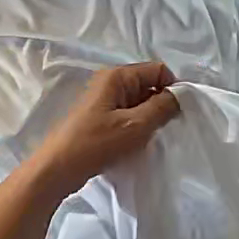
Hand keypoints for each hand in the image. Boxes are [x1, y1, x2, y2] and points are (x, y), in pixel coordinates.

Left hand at [26, 62, 180, 197]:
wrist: (59, 168)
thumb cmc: (96, 143)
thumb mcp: (135, 125)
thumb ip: (162, 107)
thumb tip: (179, 95)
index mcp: (117, 76)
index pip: (158, 70)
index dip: (172, 88)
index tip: (179, 113)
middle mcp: (109, 83)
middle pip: (148, 85)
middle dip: (161, 105)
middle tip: (165, 129)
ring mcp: (103, 101)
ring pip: (139, 103)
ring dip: (148, 119)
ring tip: (149, 138)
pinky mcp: (100, 119)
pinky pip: (127, 116)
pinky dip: (136, 127)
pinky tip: (136, 144)